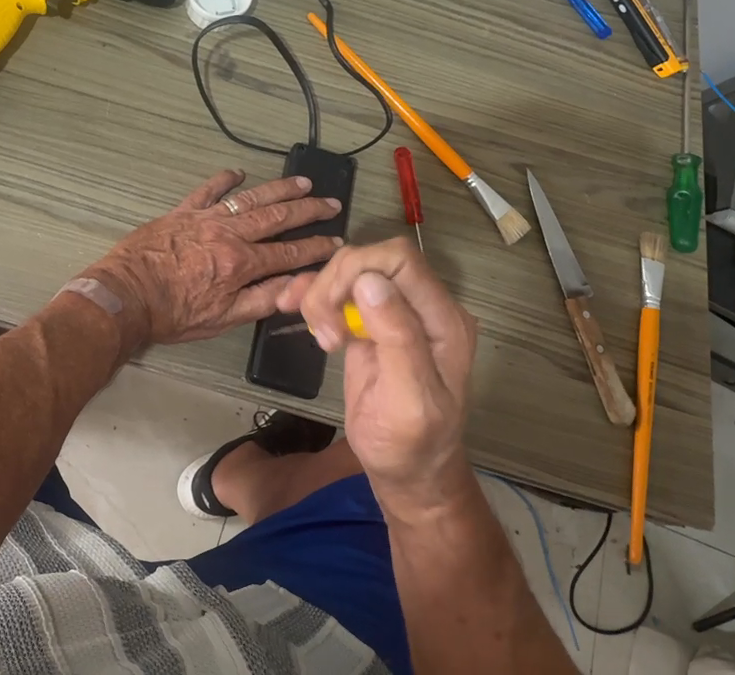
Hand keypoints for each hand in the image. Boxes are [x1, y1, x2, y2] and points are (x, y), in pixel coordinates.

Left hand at [85, 170, 342, 347]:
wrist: (125, 296)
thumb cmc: (173, 314)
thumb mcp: (222, 320)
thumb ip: (261, 301)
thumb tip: (295, 288)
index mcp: (242, 264)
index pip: (290, 253)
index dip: (317, 248)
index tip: (338, 241)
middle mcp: (229, 234)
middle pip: (278, 217)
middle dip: (308, 210)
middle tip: (331, 203)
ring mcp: (206, 218)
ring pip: (251, 198)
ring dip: (279, 189)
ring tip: (303, 183)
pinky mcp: (183, 212)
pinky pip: (208, 190)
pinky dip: (225, 180)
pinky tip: (239, 173)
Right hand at [277, 239, 477, 516]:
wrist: (405, 473)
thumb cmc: (412, 446)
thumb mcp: (410, 402)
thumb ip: (398, 339)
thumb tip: (370, 282)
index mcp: (443, 320)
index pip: (401, 260)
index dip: (358, 270)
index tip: (334, 310)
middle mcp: (422, 307)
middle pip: (369, 260)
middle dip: (334, 286)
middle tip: (323, 335)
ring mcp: (393, 312)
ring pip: (349, 271)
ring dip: (321, 294)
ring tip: (319, 337)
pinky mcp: (368, 322)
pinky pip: (338, 291)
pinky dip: (312, 294)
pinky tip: (291, 307)